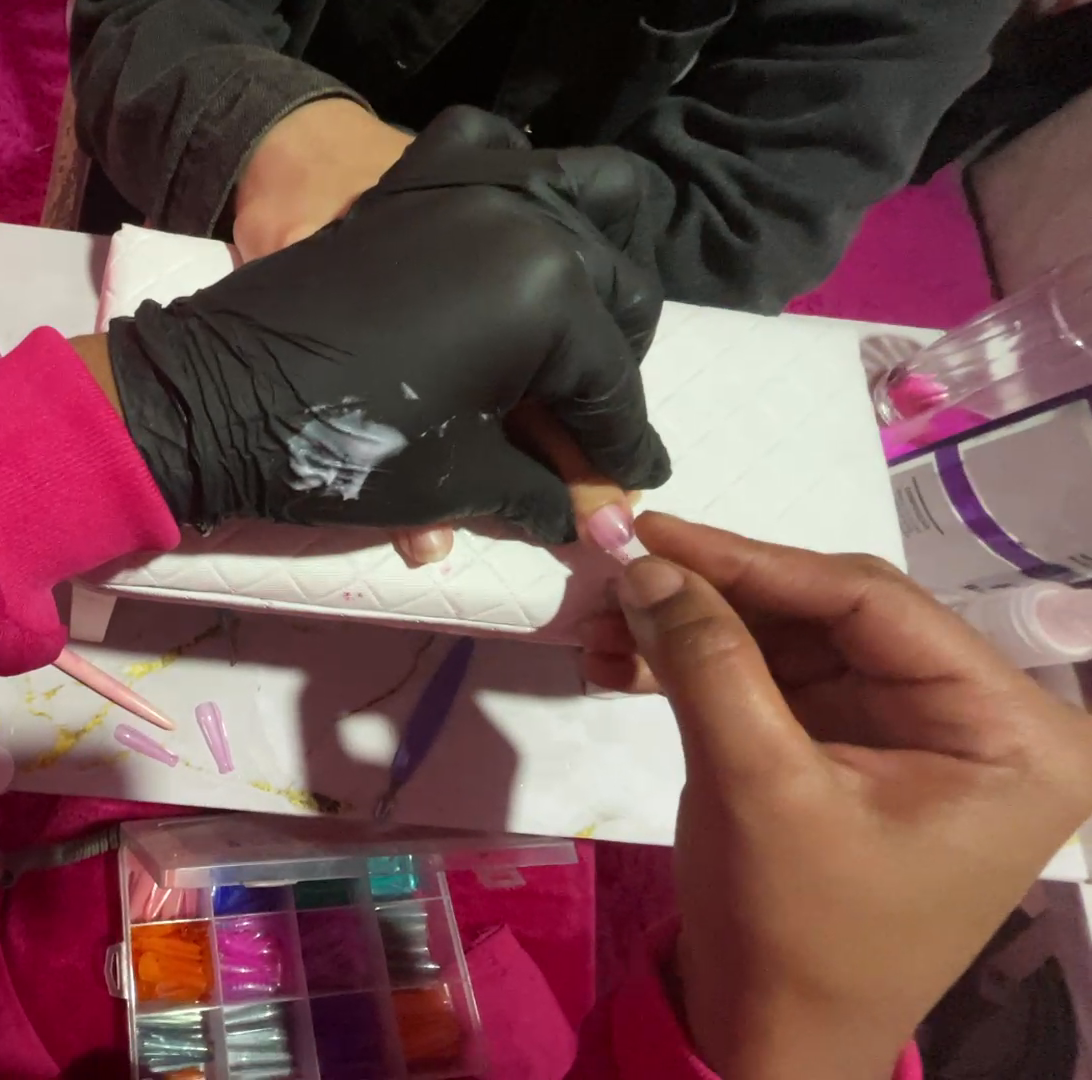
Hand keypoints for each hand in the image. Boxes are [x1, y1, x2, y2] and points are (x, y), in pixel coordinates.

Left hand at [107, 107, 668, 543]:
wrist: (212, 401)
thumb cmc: (334, 449)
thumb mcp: (450, 481)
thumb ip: (534, 491)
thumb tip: (587, 514)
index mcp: (547, 295)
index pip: (612, 385)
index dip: (623, 446)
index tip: (634, 482)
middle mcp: (522, 220)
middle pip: (618, 293)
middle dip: (613, 368)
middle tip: (585, 422)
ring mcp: (464, 186)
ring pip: (584, 196)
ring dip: (598, 259)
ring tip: (569, 328)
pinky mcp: (410, 180)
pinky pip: (487, 149)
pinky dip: (513, 177)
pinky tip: (503, 234)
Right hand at [582, 514, 1091, 1079]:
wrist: (772, 1016)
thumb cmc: (794, 916)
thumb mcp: (753, 781)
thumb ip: (705, 660)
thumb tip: (642, 565)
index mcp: (1003, 729)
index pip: (867, 603)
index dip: (748, 558)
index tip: (649, 532)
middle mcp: (959, 713)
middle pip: (816, 612)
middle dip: (704, 597)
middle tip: (613, 579)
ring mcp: (888, 725)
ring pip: (771, 638)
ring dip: (678, 629)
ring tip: (596, 631)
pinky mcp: (824, 739)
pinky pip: (749, 675)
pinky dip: (679, 664)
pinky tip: (615, 663)